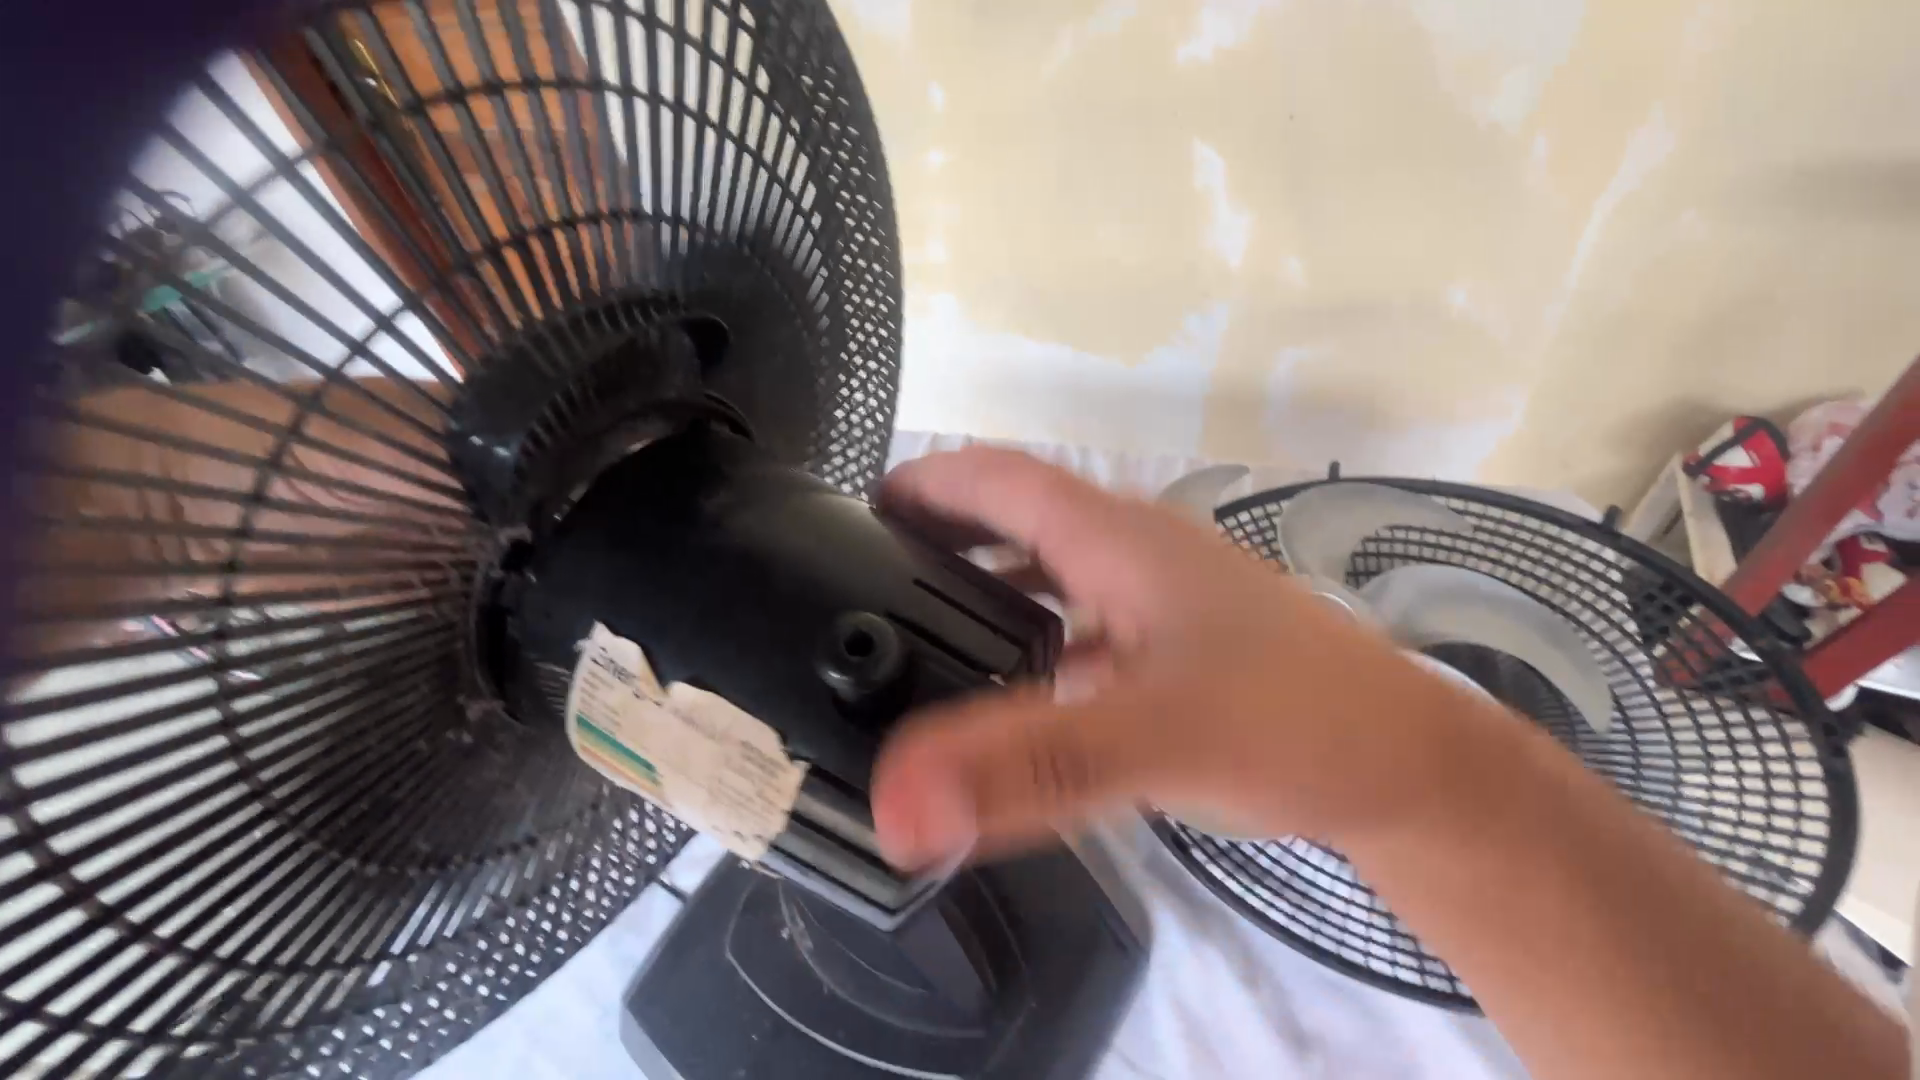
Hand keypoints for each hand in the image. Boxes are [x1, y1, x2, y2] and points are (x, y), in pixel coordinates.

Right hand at [869, 446, 1509, 867]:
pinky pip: (1084, 626)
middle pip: (1021, 520)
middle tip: (876, 575)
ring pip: (1054, 575)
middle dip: (946, 534)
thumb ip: (1026, 767)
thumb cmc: (1297, 725)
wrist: (1409, 770)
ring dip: (990, 586)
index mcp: (1121, 540)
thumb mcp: (1156, 738)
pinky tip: (1016, 686)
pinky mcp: (1178, 647)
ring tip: (926, 626)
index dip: (928, 481)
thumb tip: (900, 802)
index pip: (1004, 479)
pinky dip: (1035, 639)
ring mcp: (1161, 601)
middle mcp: (1137, 554)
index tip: (861, 508)